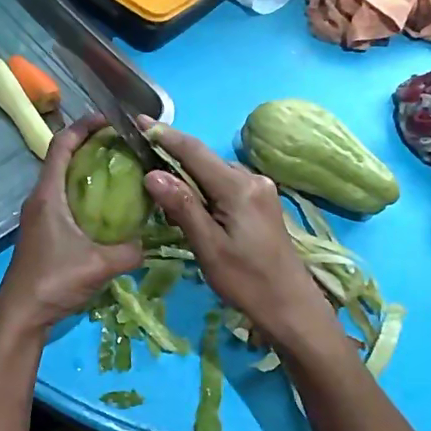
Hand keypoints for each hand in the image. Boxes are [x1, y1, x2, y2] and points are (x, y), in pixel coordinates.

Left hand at [0, 115, 142, 334]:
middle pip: (62, 158)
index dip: (83, 126)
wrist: (22, 313)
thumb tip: (153, 240)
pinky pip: (64, 199)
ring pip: (63, 180)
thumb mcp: (99, 265)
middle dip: (90, 145)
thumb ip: (130, 250)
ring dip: (87, 170)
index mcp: (48, 195)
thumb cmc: (54, 281)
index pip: (61, 145)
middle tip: (123, 144)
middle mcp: (40, 198)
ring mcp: (39, 215)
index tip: (109, 118)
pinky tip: (107, 207)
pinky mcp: (42, 231)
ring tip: (120, 170)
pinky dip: (84, 193)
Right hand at [137, 119, 345, 355]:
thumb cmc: (247, 281)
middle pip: (203, 159)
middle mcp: (252, 180)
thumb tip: (152, 174)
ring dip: (187, 177)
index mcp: (238, 188)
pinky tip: (191, 208)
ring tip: (162, 195)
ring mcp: (260, 190)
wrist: (292, 308)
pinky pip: (224, 185)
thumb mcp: (208, 247)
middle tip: (141, 165)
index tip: (138, 122)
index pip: (194, 151)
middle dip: (172, 158)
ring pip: (213, 172)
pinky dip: (203, 189)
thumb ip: (182, 207)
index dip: (164, 135)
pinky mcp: (261, 203)